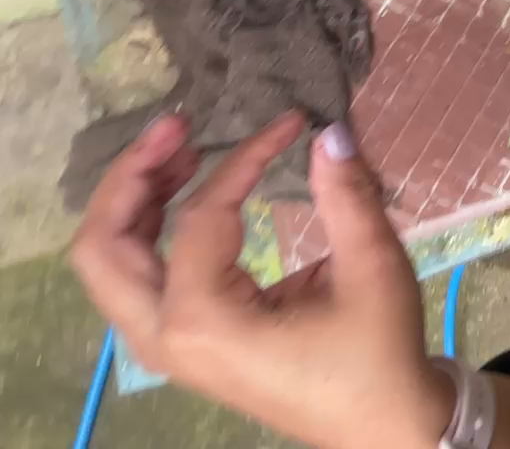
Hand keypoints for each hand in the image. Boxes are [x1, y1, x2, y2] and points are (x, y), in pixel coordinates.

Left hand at [68, 111, 452, 448]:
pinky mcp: (182, 338)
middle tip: (178, 125)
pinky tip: (191, 196)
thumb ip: (350, 197)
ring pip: (108, 264)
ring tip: (180, 150)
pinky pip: (138, 277)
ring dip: (134, 202)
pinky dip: (150, 229)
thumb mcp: (373, 267)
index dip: (244, 160)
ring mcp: (163, 342)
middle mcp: (162, 334)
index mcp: (204, 320)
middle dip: (131, 178)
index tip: (293, 124)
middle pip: (103, 247)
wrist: (375, 416)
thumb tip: (332, 133)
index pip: (203, 218)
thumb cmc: (376, 343)